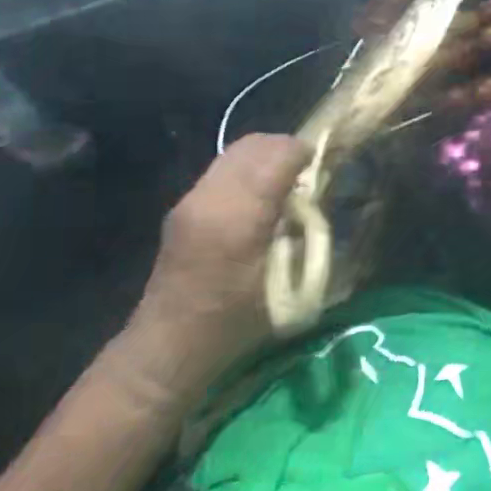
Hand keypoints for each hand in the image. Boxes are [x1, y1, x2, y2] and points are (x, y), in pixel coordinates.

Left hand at [132, 134, 308, 384]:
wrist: (168, 345)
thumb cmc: (234, 325)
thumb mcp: (285, 291)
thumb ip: (303, 238)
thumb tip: (314, 201)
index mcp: (238, 219)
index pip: (276, 157)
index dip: (303, 153)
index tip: (322, 165)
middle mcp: (211, 198)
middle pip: (253, 145)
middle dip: (284, 149)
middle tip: (306, 171)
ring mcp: (190, 198)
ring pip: (234, 152)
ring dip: (263, 157)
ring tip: (282, 182)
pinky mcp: (181, 205)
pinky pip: (220, 169)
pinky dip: (245, 170)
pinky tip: (256, 197)